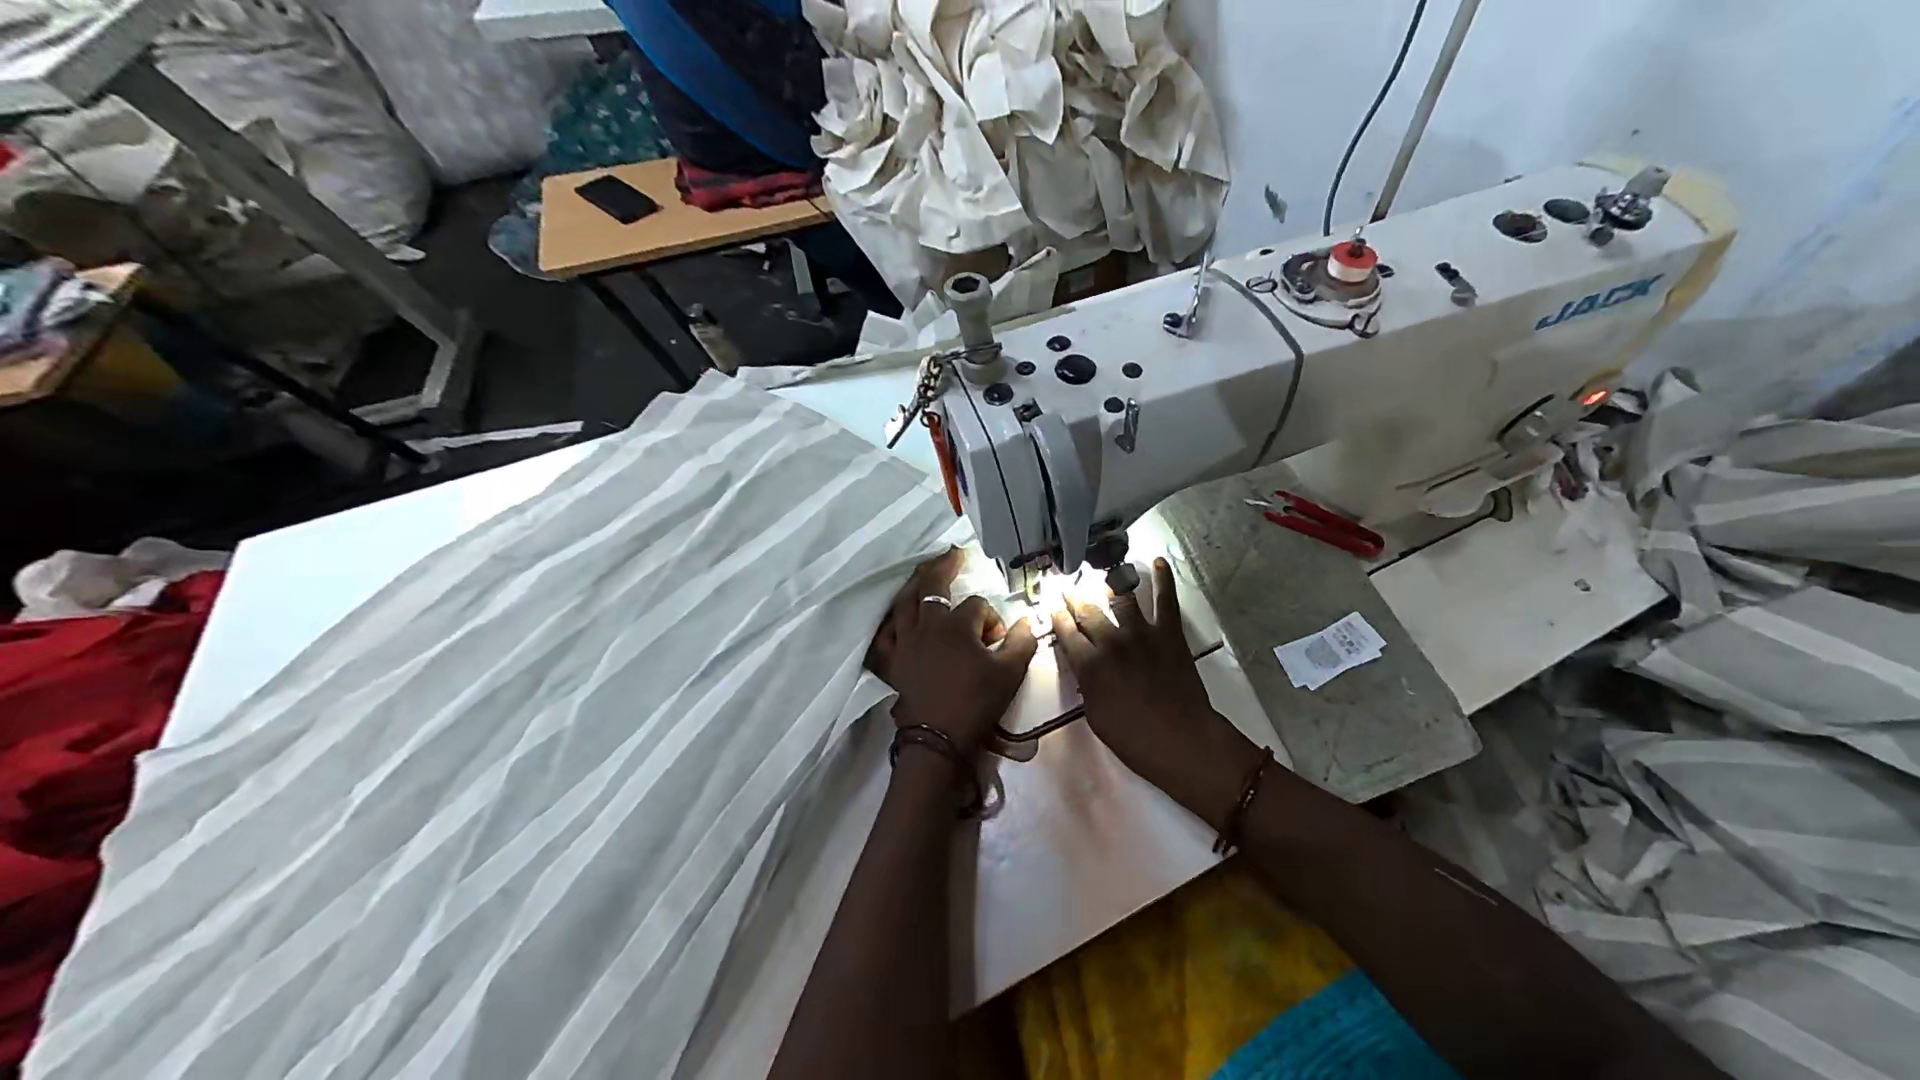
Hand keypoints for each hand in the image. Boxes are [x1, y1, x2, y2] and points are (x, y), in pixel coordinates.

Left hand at [867, 549, 1038, 754]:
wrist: (938, 738)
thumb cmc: (976, 703)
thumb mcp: (1010, 673)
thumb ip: (1021, 642)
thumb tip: (1024, 623)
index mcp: (955, 625)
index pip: (976, 606)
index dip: (991, 618)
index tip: (999, 640)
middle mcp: (925, 626)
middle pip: (931, 586)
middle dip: (943, 566)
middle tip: (952, 553)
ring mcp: (904, 642)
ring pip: (904, 603)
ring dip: (914, 584)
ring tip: (923, 573)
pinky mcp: (892, 661)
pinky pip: (884, 634)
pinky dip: (889, 622)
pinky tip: (893, 617)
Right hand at [1051, 559, 1260, 828]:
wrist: (1180, 738)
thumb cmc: (1132, 737)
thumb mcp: (1095, 714)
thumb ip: (1086, 684)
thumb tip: (1084, 667)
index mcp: (1088, 664)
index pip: (1065, 632)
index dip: (1056, 617)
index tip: (1051, 606)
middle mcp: (1110, 641)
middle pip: (1087, 611)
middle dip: (1074, 597)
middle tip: (1067, 587)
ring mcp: (1141, 633)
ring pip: (1122, 597)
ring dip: (1111, 581)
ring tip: (1105, 571)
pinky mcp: (1169, 632)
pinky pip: (1166, 600)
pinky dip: (1164, 579)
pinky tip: (1159, 562)